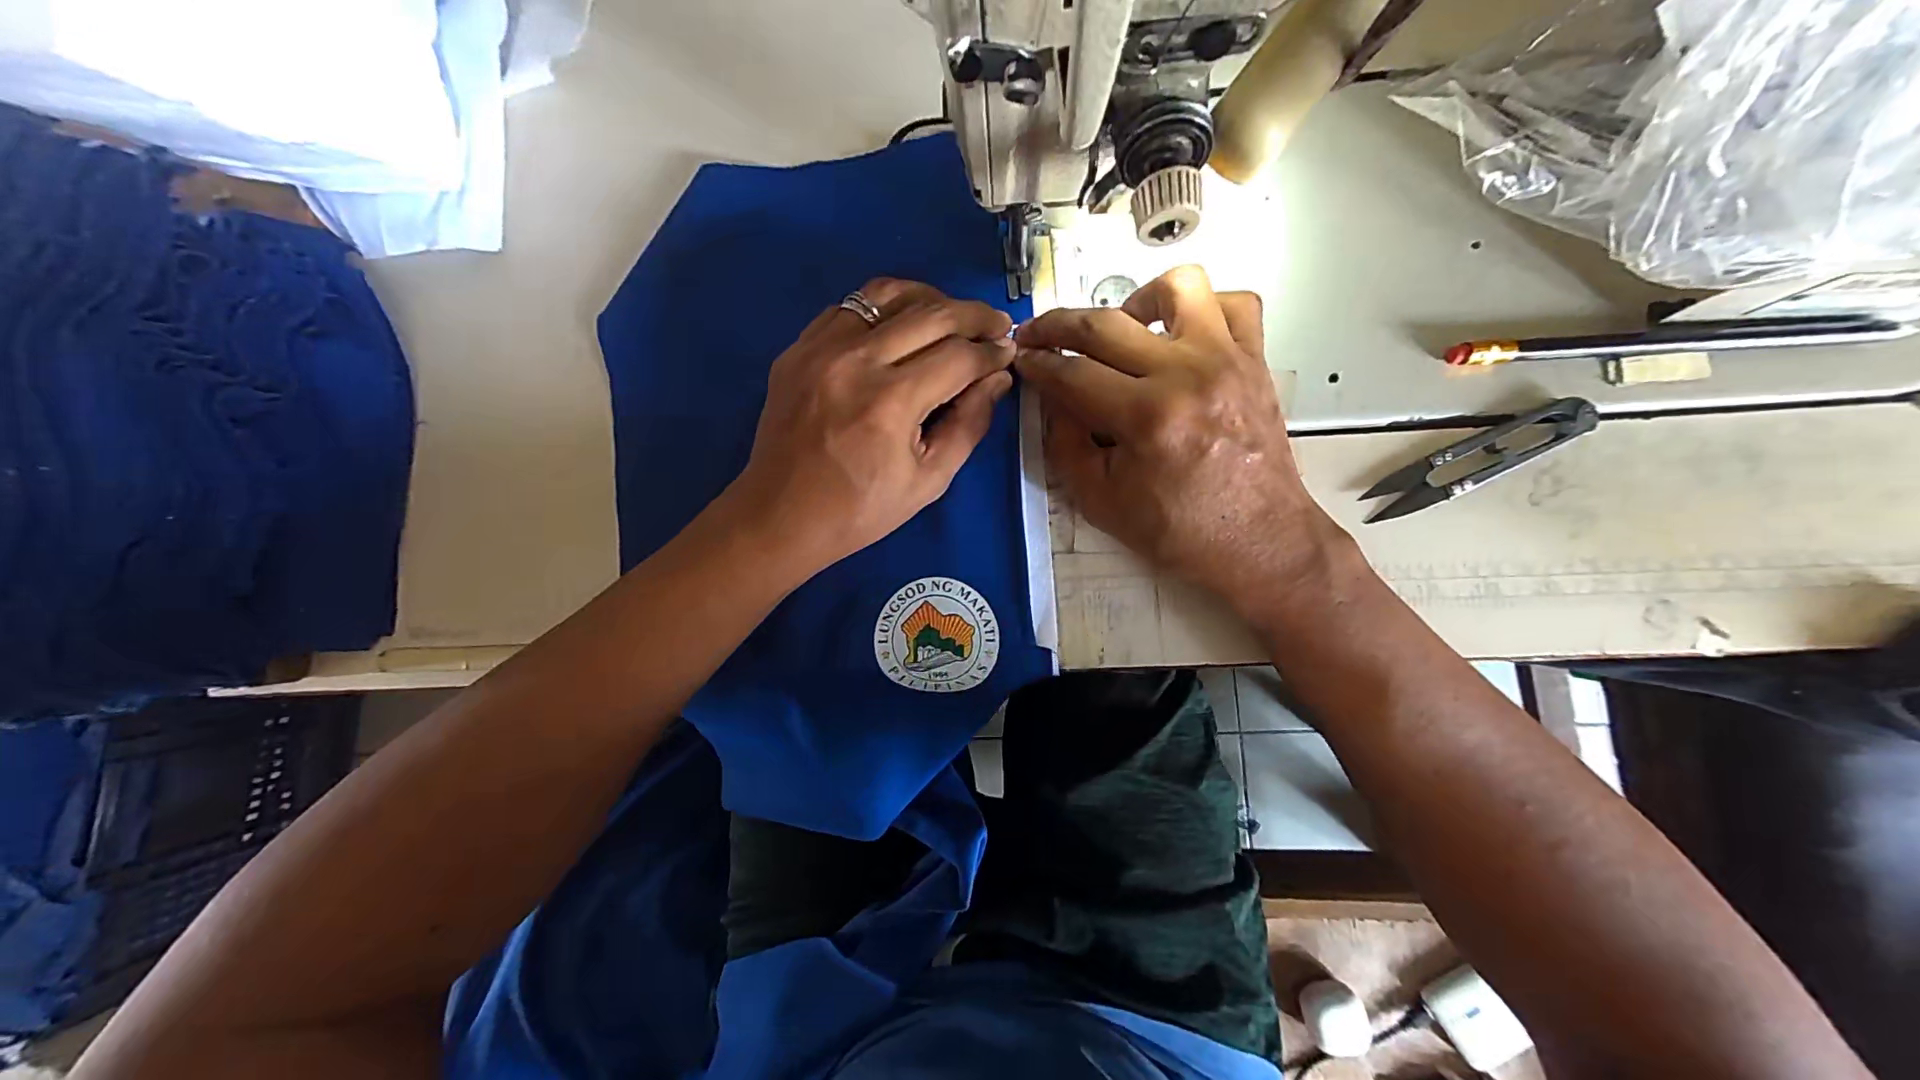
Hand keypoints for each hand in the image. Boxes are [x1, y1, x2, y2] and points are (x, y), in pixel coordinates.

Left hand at [723, 277, 1014, 574]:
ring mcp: (820, 348)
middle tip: (995, 324)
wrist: (780, 516)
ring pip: (887, 294)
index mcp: (890, 402)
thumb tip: (997, 377)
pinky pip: (849, 307)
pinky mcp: (797, 348)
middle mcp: (855, 361)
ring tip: (951, 316)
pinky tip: (899, 327)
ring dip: (930, 299)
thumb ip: (970, 424)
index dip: (992, 352)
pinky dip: (883, 309)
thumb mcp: (929, 480)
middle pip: (931, 313)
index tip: (1007, 353)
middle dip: (974, 315)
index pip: (958, 355)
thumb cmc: (860, 510)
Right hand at [1015, 265, 1342, 606]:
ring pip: (1178, 288)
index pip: (1073, 373)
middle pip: (1105, 324)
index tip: (1024, 360)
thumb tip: (1053, 398)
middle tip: (1040, 335)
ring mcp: (1227, 361)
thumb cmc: (1182, 532)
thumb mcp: (1100, 501)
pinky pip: (1234, 303)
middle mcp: (1188, 376)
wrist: (1259, 542)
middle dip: (1057, 325)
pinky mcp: (1254, 362)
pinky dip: (1201, 307)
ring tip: (1120, 327)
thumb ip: (1064, 444)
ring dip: (1134, 299)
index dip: (1038, 365)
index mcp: (1147, 417)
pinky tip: (1177, 333)